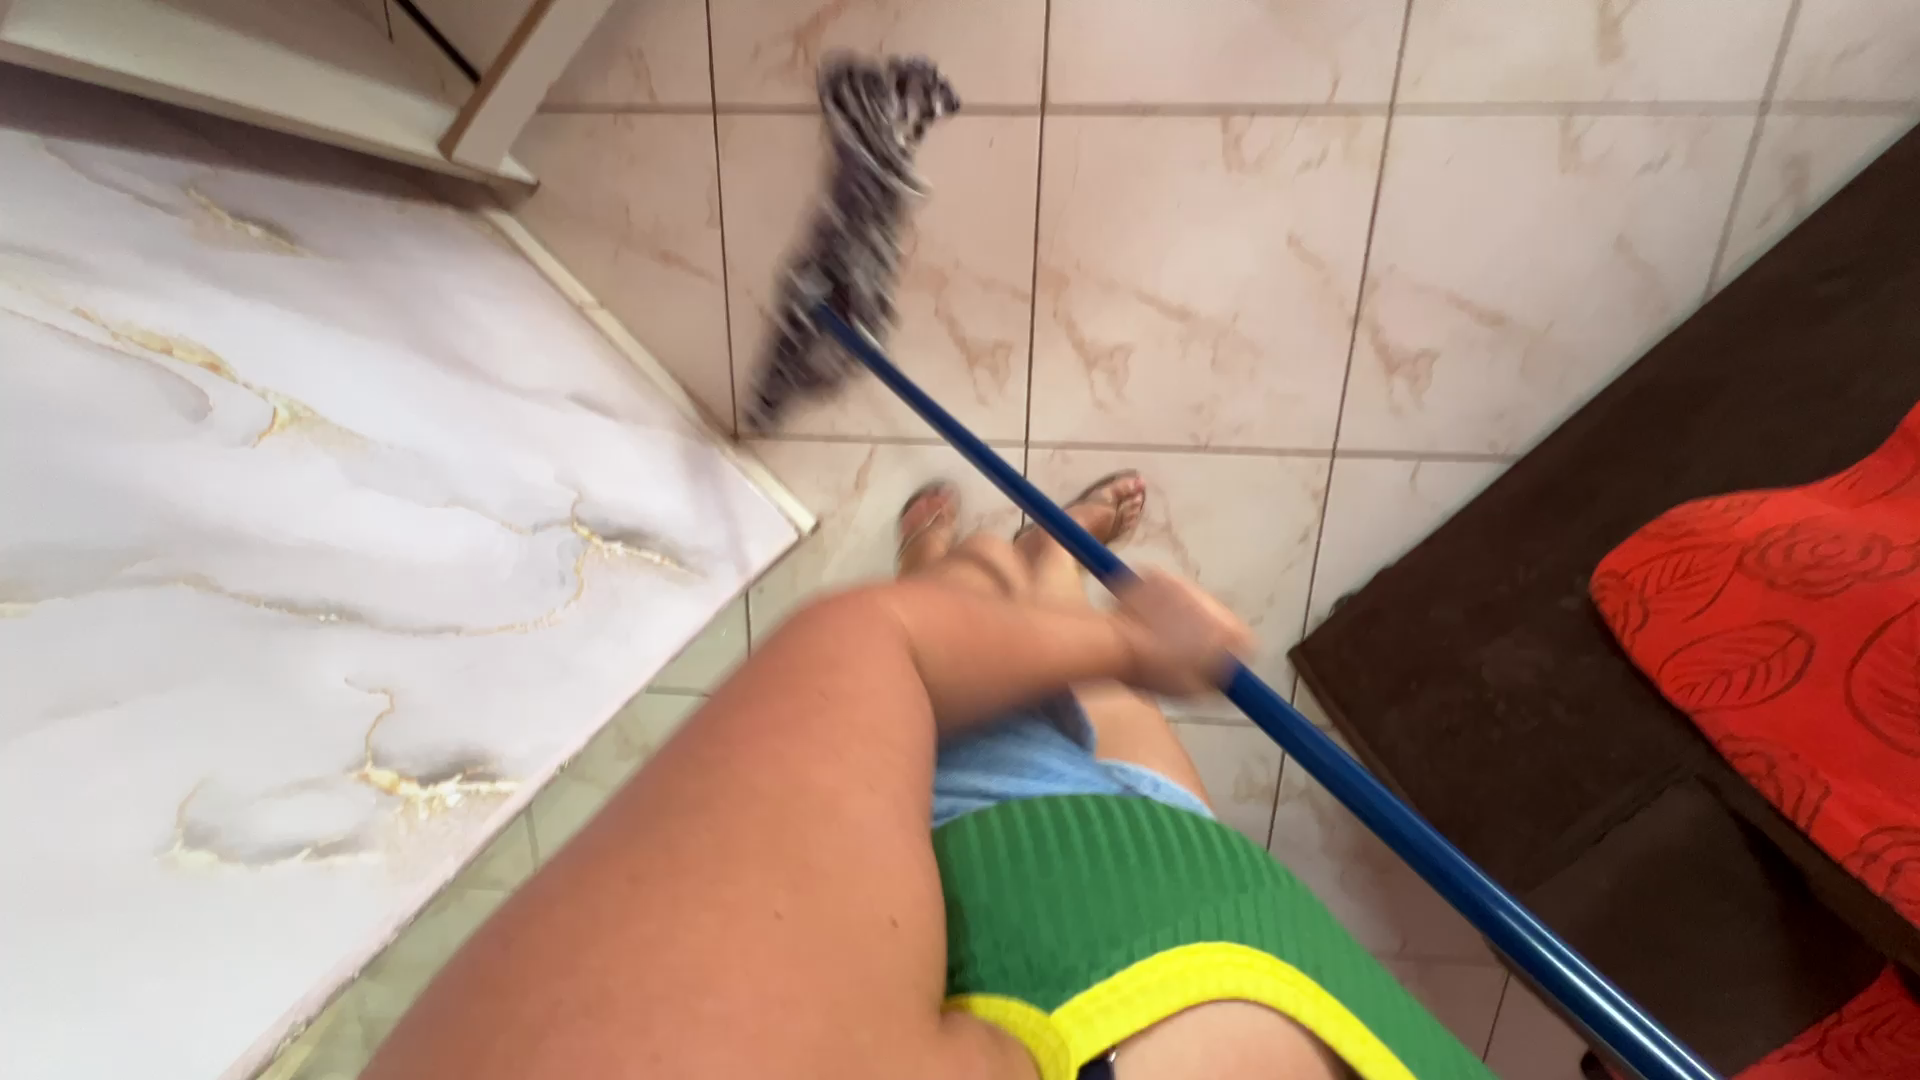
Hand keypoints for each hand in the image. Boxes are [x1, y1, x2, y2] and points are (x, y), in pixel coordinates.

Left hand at [1113, 569, 1252, 696]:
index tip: (1214, 663)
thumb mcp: (1195, 691)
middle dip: (1203, 630)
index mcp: (1227, 631)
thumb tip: (1223, 675)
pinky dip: (1158, 598)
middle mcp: (1212, 602)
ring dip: (1181, 613)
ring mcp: (1183, 583)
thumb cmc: (1156, 672)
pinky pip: (1164, 588)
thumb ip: (1219, 681)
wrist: (1116, 642)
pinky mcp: (1157, 574)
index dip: (1231, 654)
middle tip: (1180, 648)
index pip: (1246, 642)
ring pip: (1190, 601)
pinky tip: (1145, 616)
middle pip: (1217, 618)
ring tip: (1157, 631)